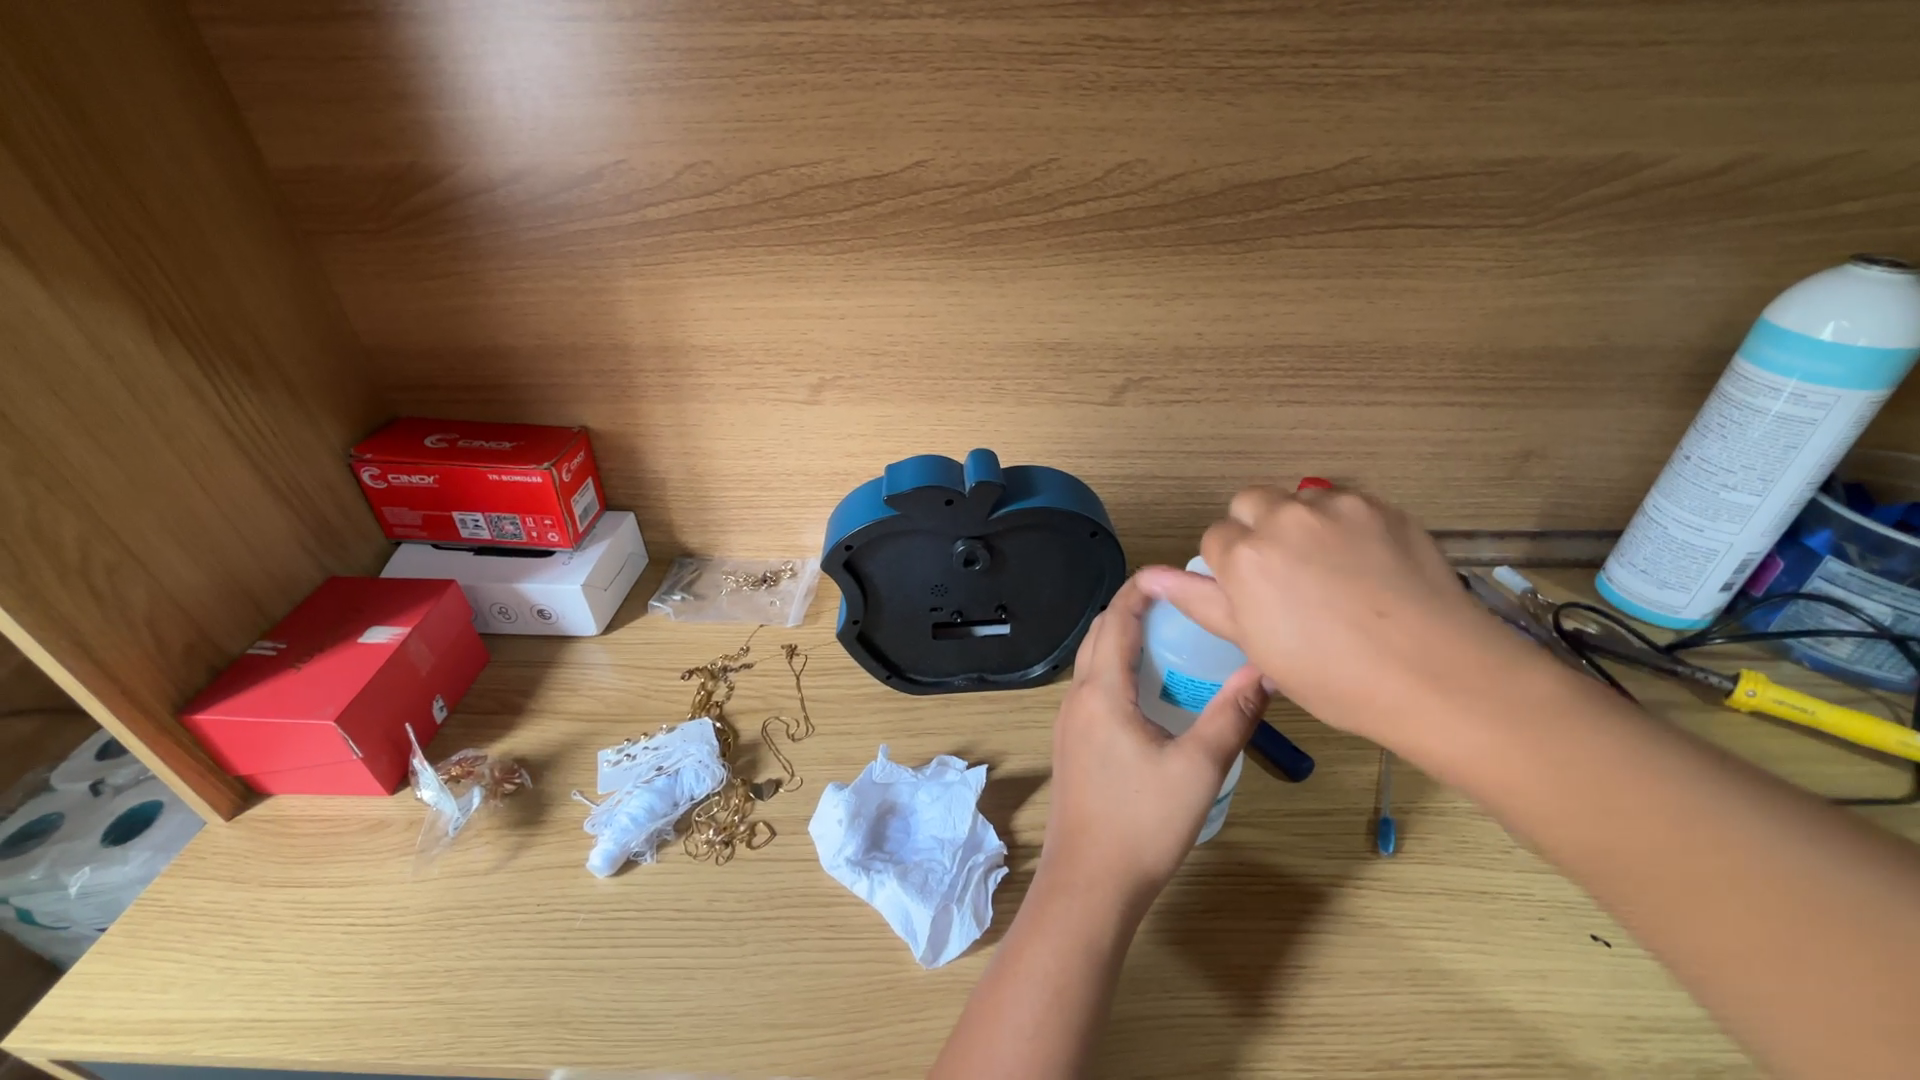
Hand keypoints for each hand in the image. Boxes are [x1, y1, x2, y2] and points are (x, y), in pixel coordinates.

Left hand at [1040, 575, 1269, 911]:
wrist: (1090, 883)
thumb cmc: (1142, 824)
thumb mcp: (1199, 767)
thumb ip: (1232, 715)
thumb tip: (1265, 672)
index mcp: (1101, 692)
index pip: (1115, 619)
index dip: (1140, 589)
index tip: (1172, 575)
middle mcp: (1077, 699)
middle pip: (1099, 635)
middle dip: (1134, 611)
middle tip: (1180, 608)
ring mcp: (1069, 724)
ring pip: (1093, 663)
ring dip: (1124, 642)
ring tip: (1172, 643)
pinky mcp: (1073, 746)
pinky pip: (1093, 690)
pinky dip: (1119, 672)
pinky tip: (1154, 694)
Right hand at [1138, 484, 1531, 743]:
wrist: (1433, 673)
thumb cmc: (1332, 675)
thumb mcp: (1255, 644)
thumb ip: (1200, 601)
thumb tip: (1147, 576)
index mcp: (1245, 557)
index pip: (1215, 538)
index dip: (1230, 568)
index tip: (1254, 597)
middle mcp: (1285, 519)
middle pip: (1251, 502)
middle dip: (1258, 530)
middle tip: (1286, 576)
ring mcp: (1338, 508)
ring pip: (1300, 499)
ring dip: (1302, 524)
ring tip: (1332, 571)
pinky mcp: (1383, 507)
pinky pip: (1347, 504)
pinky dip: (1346, 526)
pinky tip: (1368, 567)